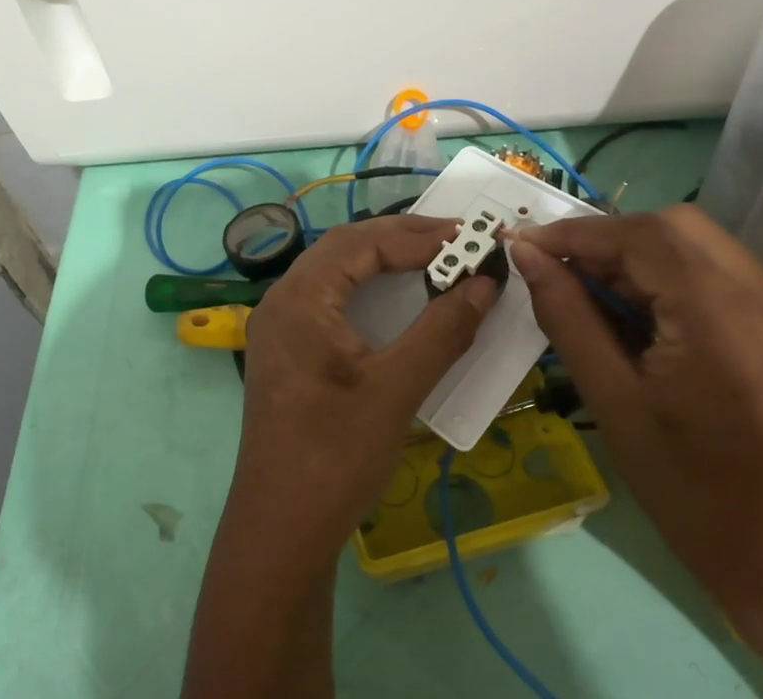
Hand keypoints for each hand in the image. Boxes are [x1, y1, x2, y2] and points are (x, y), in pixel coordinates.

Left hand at [230, 214, 497, 554]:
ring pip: (333, 274)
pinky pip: (327, 302)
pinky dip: (366, 291)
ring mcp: (278, 329)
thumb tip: (484, 284)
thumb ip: (441, 331)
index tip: (468, 237)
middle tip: (457, 240)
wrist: (281, 525)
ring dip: (382, 262)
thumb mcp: (396, 389)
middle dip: (400, 240)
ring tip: (435, 259)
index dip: (416, 236)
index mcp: (299, 300)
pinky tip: (397, 302)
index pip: (359, 243)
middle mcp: (281, 303)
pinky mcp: (286, 354)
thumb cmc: (336, 454)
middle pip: (342, 250)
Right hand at [507, 206, 762, 697]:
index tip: (524, 245)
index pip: (644, 240)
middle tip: (559, 270)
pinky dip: (670, 275)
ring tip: (592, 291)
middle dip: (609, 237)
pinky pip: (720, 272)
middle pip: (678, 226)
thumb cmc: (685, 488)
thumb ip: (567, 317)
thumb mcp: (611, 402)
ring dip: (638, 253)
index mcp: (721, 326)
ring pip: (700, 243)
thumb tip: (525, 255)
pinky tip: (640, 313)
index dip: (577, 234)